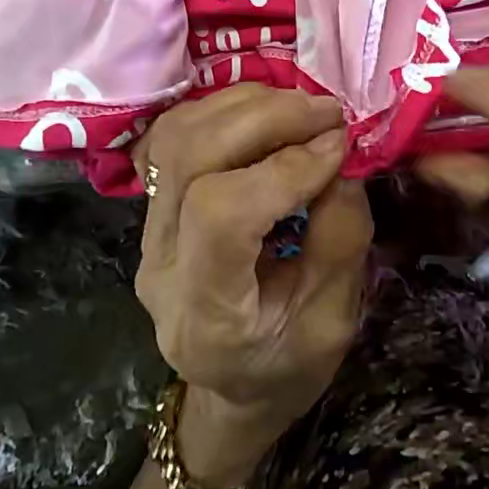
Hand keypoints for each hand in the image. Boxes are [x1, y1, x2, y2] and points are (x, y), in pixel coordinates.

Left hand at [133, 85, 372, 483]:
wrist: (233, 382)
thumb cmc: (287, 368)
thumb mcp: (333, 322)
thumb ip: (339, 240)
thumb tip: (339, 159)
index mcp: (203, 313)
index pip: (220, 215)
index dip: (283, 169)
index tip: (339, 149)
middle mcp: (159, 263)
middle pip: (190, 159)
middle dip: (265, 120)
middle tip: (328, 111)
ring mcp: (148, 230)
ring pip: (175, 137)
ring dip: (243, 106)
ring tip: (302, 106)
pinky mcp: (154, 206)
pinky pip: (175, 137)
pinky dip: (224, 110)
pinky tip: (267, 111)